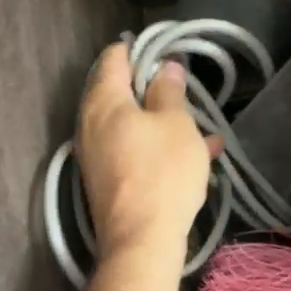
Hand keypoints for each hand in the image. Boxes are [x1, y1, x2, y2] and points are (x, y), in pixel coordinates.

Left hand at [75, 42, 221, 259]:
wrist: (141, 241)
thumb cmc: (161, 173)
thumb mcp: (176, 124)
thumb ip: (169, 91)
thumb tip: (165, 67)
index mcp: (102, 101)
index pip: (114, 57)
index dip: (141, 50)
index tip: (168, 53)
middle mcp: (89, 125)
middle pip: (119, 94)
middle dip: (153, 90)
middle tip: (185, 91)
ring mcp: (95, 157)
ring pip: (131, 128)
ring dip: (163, 124)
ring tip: (201, 128)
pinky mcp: (107, 183)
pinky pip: (133, 154)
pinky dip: (158, 150)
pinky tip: (197, 157)